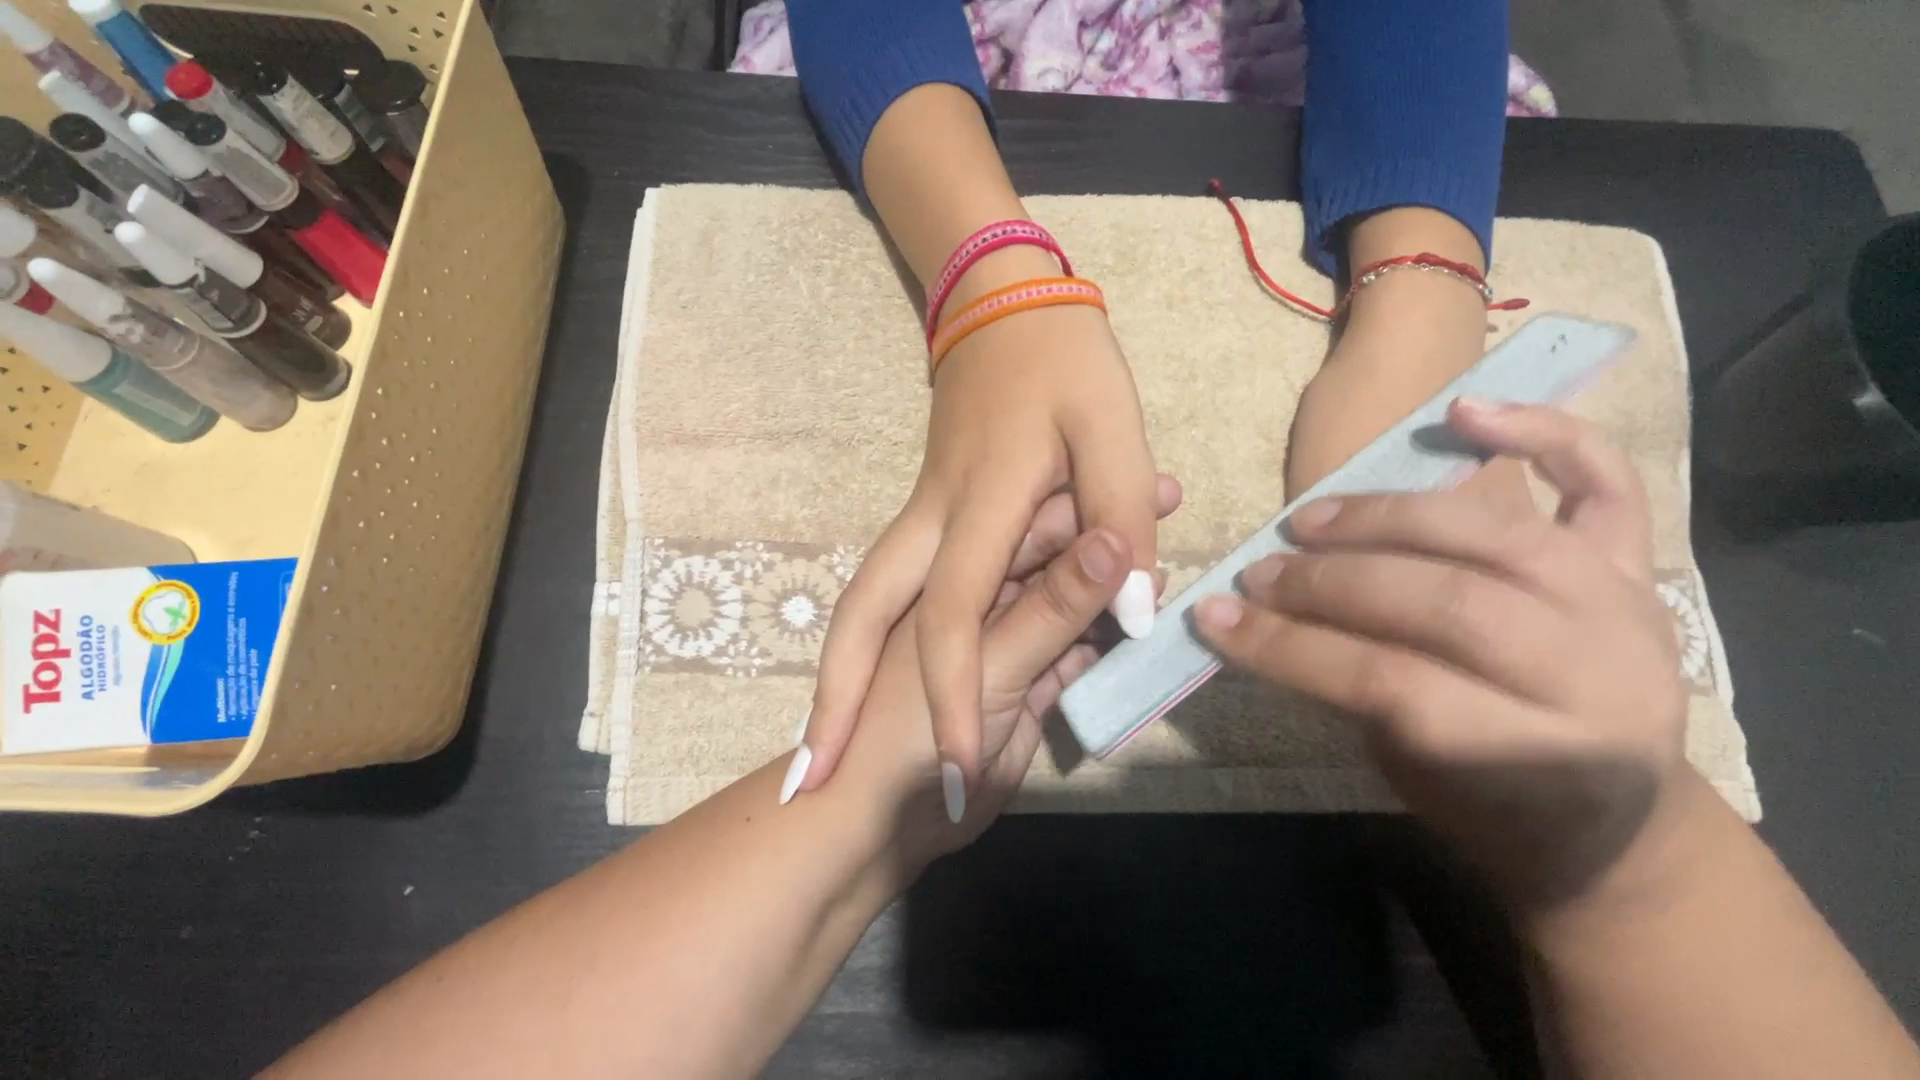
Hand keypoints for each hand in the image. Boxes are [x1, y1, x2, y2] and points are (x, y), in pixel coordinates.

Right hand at [797, 305, 1161, 813]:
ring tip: (819, 736)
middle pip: (863, 610)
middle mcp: (931, 519)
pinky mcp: (926, 507)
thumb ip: (1123, 517)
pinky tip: (880, 668)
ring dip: (838, 666)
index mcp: (980, 504)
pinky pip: (893, 581)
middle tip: (806, 772)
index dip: (954, 700)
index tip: (959, 770)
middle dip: (835, 694)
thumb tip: (1132, 612)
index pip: (954, 616)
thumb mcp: (1113, 429)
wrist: (1001, 297)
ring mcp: (919, 512)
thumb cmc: (1063, 360)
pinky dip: (870, 632)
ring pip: (865, 596)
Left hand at [824, 476, 1182, 856]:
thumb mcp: (995, 660)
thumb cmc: (913, 729)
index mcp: (955, 575)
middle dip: (1108, 544)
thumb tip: (1114, 541)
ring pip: (1070, 607)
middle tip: (1171, 510)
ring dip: (1112, 597)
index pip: (1029, 529)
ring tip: (1167, 577)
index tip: (1149, 490)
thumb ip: (1053, 606)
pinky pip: (1074, 653)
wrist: (887, 821)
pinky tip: (1144, 631)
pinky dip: (1105, 645)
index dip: (1089, 509)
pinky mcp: (1027, 685)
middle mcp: (982, 597)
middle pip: (1056, 561)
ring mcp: (1007, 641)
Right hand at [1196, 401, 1689, 911]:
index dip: (1289, 647)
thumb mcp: (1408, 769)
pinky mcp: (1639, 570)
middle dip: (1330, 582)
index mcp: (1534, 752)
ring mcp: (1626, 610)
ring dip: (1388, 518)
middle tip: (1258, 573)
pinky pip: (1604, 484)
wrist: (1611, 821)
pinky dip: (1542, 435)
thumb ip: (1349, 689)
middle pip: (1447, 604)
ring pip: (1498, 537)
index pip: (1390, 682)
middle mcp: (1596, 675)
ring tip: (1311, 520)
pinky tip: (1463, 410)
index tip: (1215, 619)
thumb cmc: (1489, 807)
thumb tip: (1258, 616)